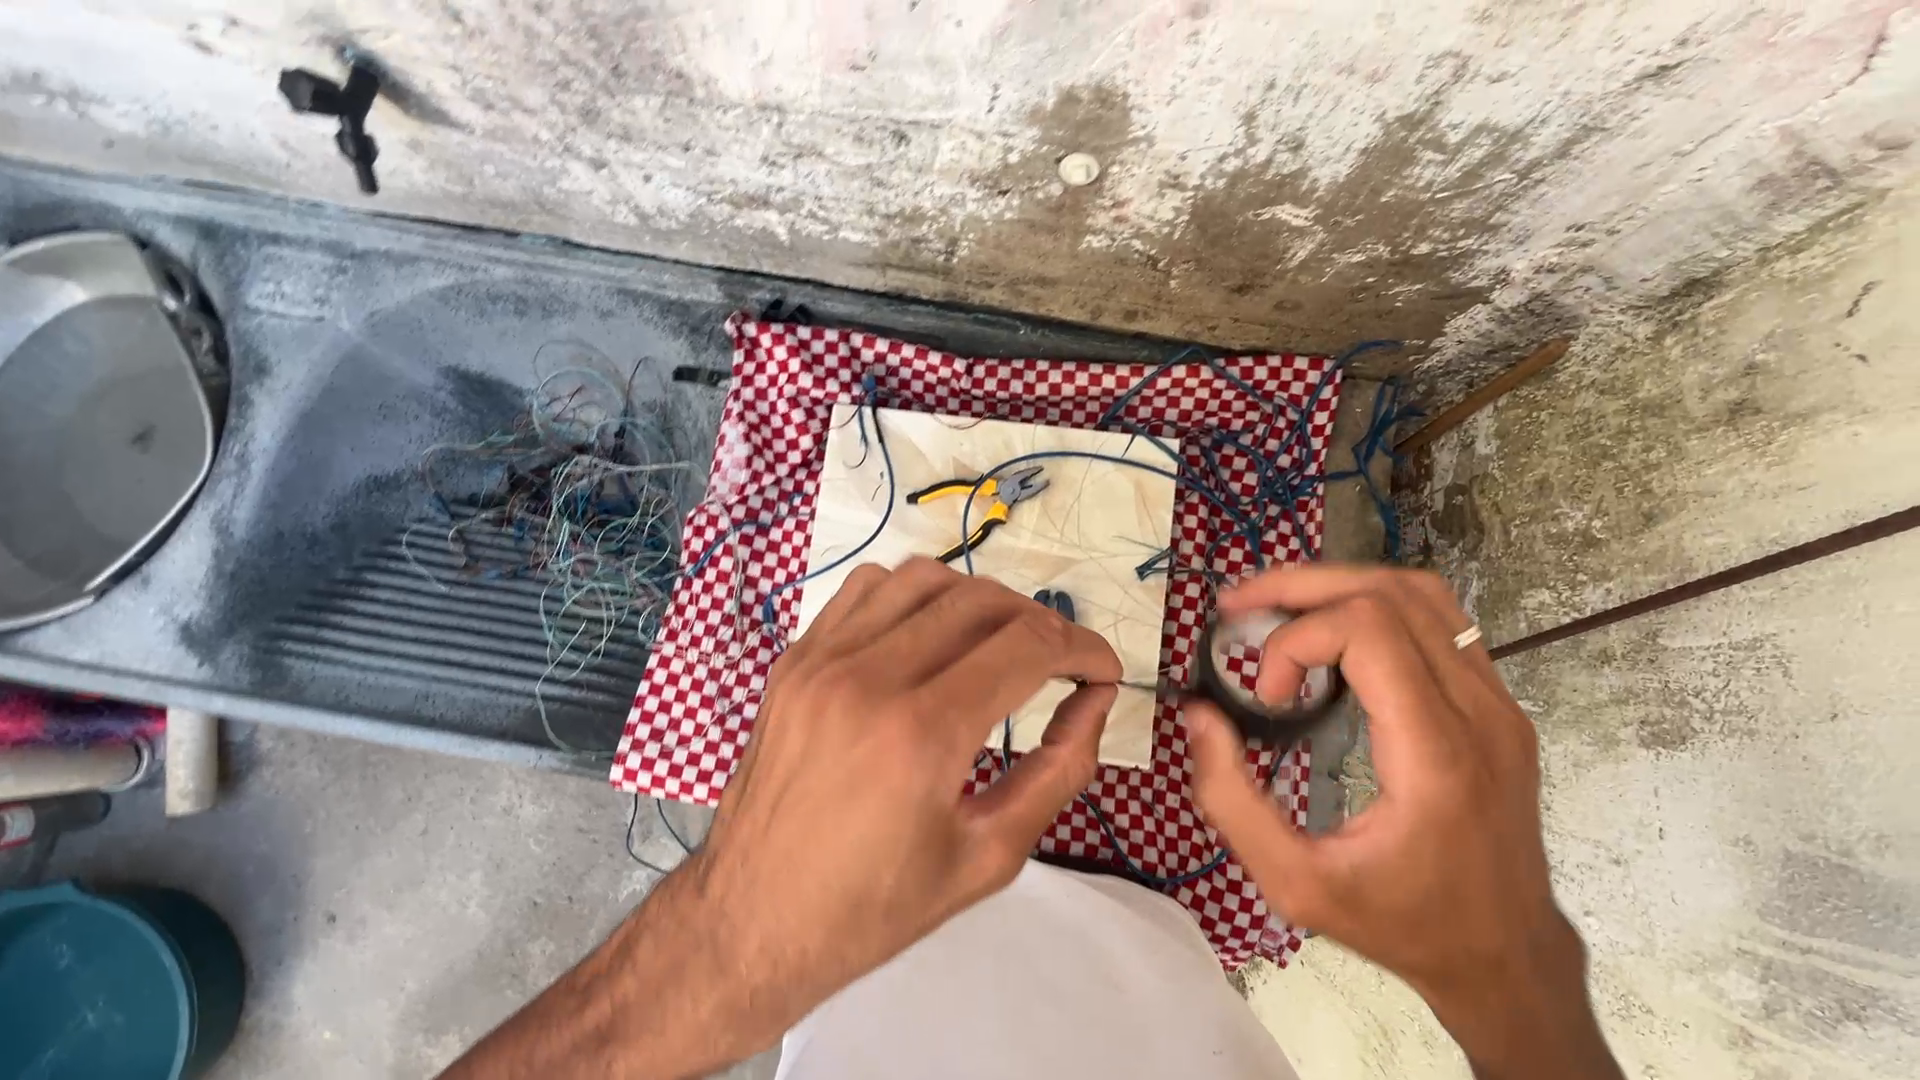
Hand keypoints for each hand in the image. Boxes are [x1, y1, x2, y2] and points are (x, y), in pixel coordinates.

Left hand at [695, 556, 1122, 1052]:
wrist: (752, 919)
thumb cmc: (875, 907)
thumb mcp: (989, 857)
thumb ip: (1059, 771)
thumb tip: (1095, 701)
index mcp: (921, 735)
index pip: (1028, 646)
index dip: (1084, 648)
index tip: (1102, 671)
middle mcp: (869, 677)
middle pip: (983, 601)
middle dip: (1042, 623)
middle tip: (1061, 662)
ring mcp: (822, 659)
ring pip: (925, 578)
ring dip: (981, 600)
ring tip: (1001, 642)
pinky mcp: (794, 659)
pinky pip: (866, 589)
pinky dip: (915, 594)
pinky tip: (930, 633)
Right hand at [1184, 563, 1619, 1079]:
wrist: (1507, 957)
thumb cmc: (1401, 923)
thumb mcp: (1294, 883)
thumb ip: (1230, 798)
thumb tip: (1199, 716)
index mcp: (1436, 753)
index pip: (1367, 629)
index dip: (1294, 640)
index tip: (1264, 693)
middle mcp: (1480, 712)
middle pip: (1390, 592)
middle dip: (1302, 587)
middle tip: (1239, 608)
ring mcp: (1499, 702)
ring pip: (1420, 592)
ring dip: (1338, 586)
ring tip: (1278, 608)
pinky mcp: (1499, 705)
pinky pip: (1438, 620)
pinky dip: (1374, 606)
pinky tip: (1332, 632)